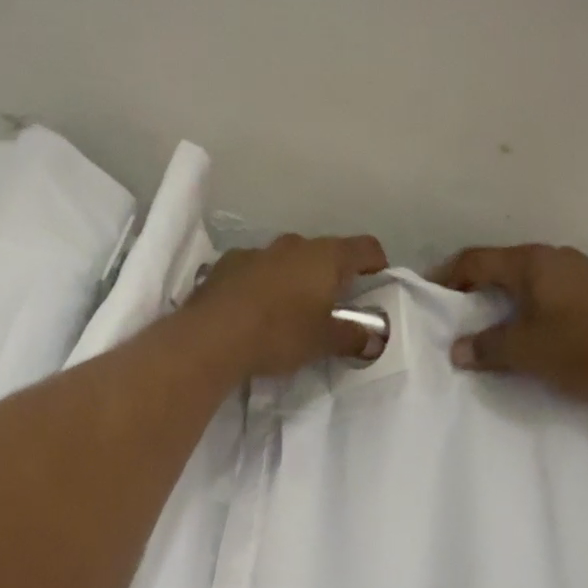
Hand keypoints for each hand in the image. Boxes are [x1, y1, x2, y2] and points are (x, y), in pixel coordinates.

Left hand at [188, 234, 388, 376]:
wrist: (211, 337)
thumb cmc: (279, 334)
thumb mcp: (323, 342)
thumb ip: (352, 337)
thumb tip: (372, 339)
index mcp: (325, 257)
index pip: (365, 247)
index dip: (375, 263)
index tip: (377, 282)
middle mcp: (293, 244)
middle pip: (323, 252)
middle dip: (330, 274)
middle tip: (332, 304)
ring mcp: (256, 251)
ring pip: (285, 259)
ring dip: (292, 278)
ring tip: (289, 309)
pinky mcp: (225, 265)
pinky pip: (254, 270)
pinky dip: (261, 284)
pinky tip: (254, 310)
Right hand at [432, 244, 587, 403]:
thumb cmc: (583, 347)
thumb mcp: (525, 351)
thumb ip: (487, 347)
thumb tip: (460, 349)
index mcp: (532, 262)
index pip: (475, 259)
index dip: (447, 275)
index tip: (429, 295)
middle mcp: (558, 257)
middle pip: (506, 266)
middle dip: (478, 288)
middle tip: (459, 314)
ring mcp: (587, 273)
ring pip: (535, 281)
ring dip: (511, 300)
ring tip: (497, 327)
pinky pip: (558, 295)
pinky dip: (538, 309)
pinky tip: (540, 333)